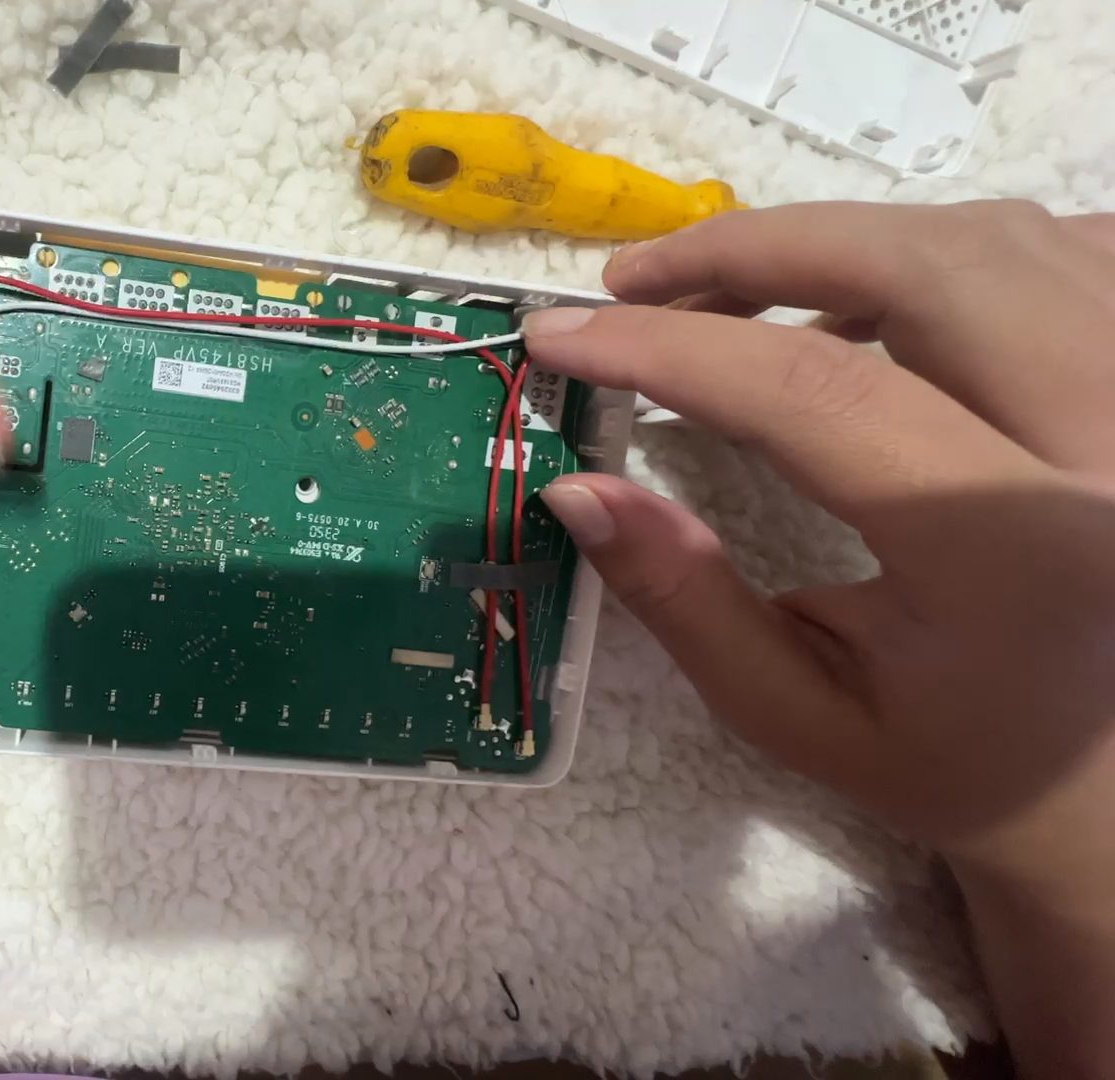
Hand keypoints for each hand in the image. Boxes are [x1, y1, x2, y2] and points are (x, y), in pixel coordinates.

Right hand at [523, 200, 1114, 1077]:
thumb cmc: (950, 762)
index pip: (812, 394)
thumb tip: (573, 490)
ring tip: (709, 293)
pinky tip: (843, 304)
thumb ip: (677, 594)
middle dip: (747, 251)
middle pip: (927, 265)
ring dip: (822, 247)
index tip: (557, 335)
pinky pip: (1062, 252)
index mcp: (1016, 551)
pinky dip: (919, 256)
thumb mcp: (783, 704)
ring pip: (997, 239)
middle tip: (628, 281)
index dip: (663, 347)